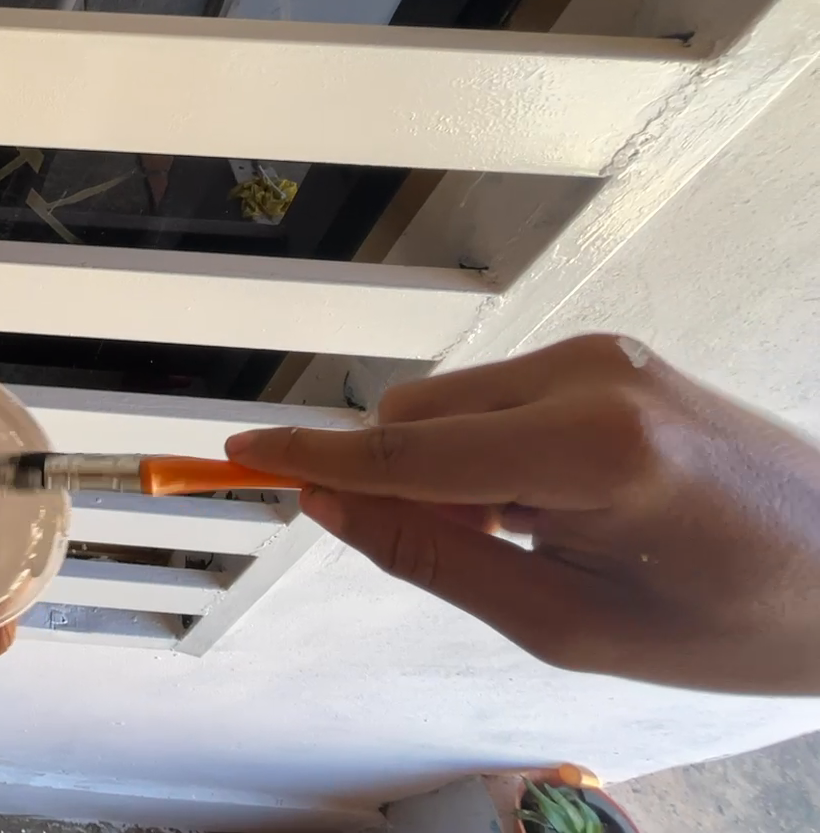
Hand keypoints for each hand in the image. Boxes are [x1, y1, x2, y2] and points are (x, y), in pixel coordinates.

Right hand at [227, 334, 819, 693]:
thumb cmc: (735, 623)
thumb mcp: (566, 624)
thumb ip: (426, 555)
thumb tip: (322, 500)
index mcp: (593, 453)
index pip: (406, 453)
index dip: (312, 455)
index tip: (241, 452)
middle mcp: (588, 378)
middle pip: (409, 418)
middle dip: (399, 479)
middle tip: (464, 544)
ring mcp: (596, 354)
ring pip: (436, 404)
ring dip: (438, 464)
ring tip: (519, 523)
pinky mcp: (597, 351)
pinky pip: (479, 394)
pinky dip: (476, 443)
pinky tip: (543, 487)